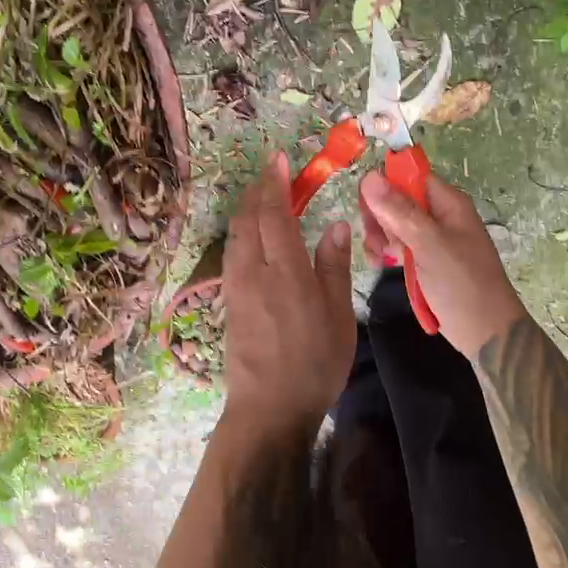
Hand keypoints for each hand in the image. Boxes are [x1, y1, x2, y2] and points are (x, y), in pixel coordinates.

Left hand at [220, 151, 356, 431]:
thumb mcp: (338, 318)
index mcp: (286, 273)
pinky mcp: (229, 303)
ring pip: (236, 236)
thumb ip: (334, 268)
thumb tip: (334, 225)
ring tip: (262, 196)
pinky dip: (242, 233)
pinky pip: (232, 254)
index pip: (275, 215)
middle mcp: (254, 273)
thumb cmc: (314, 365)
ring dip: (247, 210)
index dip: (276, 184)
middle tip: (271, 171)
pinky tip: (251, 236)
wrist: (268, 408)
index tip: (280, 159)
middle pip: (248, 220)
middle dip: (258, 191)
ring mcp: (237, 288)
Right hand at [358, 169, 529, 356]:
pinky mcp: (425, 260)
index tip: (367, 208)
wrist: (485, 333)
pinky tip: (381, 264)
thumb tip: (370, 177)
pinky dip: (387, 253)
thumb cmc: (462, 286)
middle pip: (397, 200)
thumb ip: (399, 212)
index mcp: (448, 204)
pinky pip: (399, 246)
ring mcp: (432, 239)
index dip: (385, 186)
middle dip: (380, 217)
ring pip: (394, 225)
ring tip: (380, 257)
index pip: (410, 176)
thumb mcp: (429, 245)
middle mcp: (439, 216)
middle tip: (376, 239)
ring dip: (380, 238)